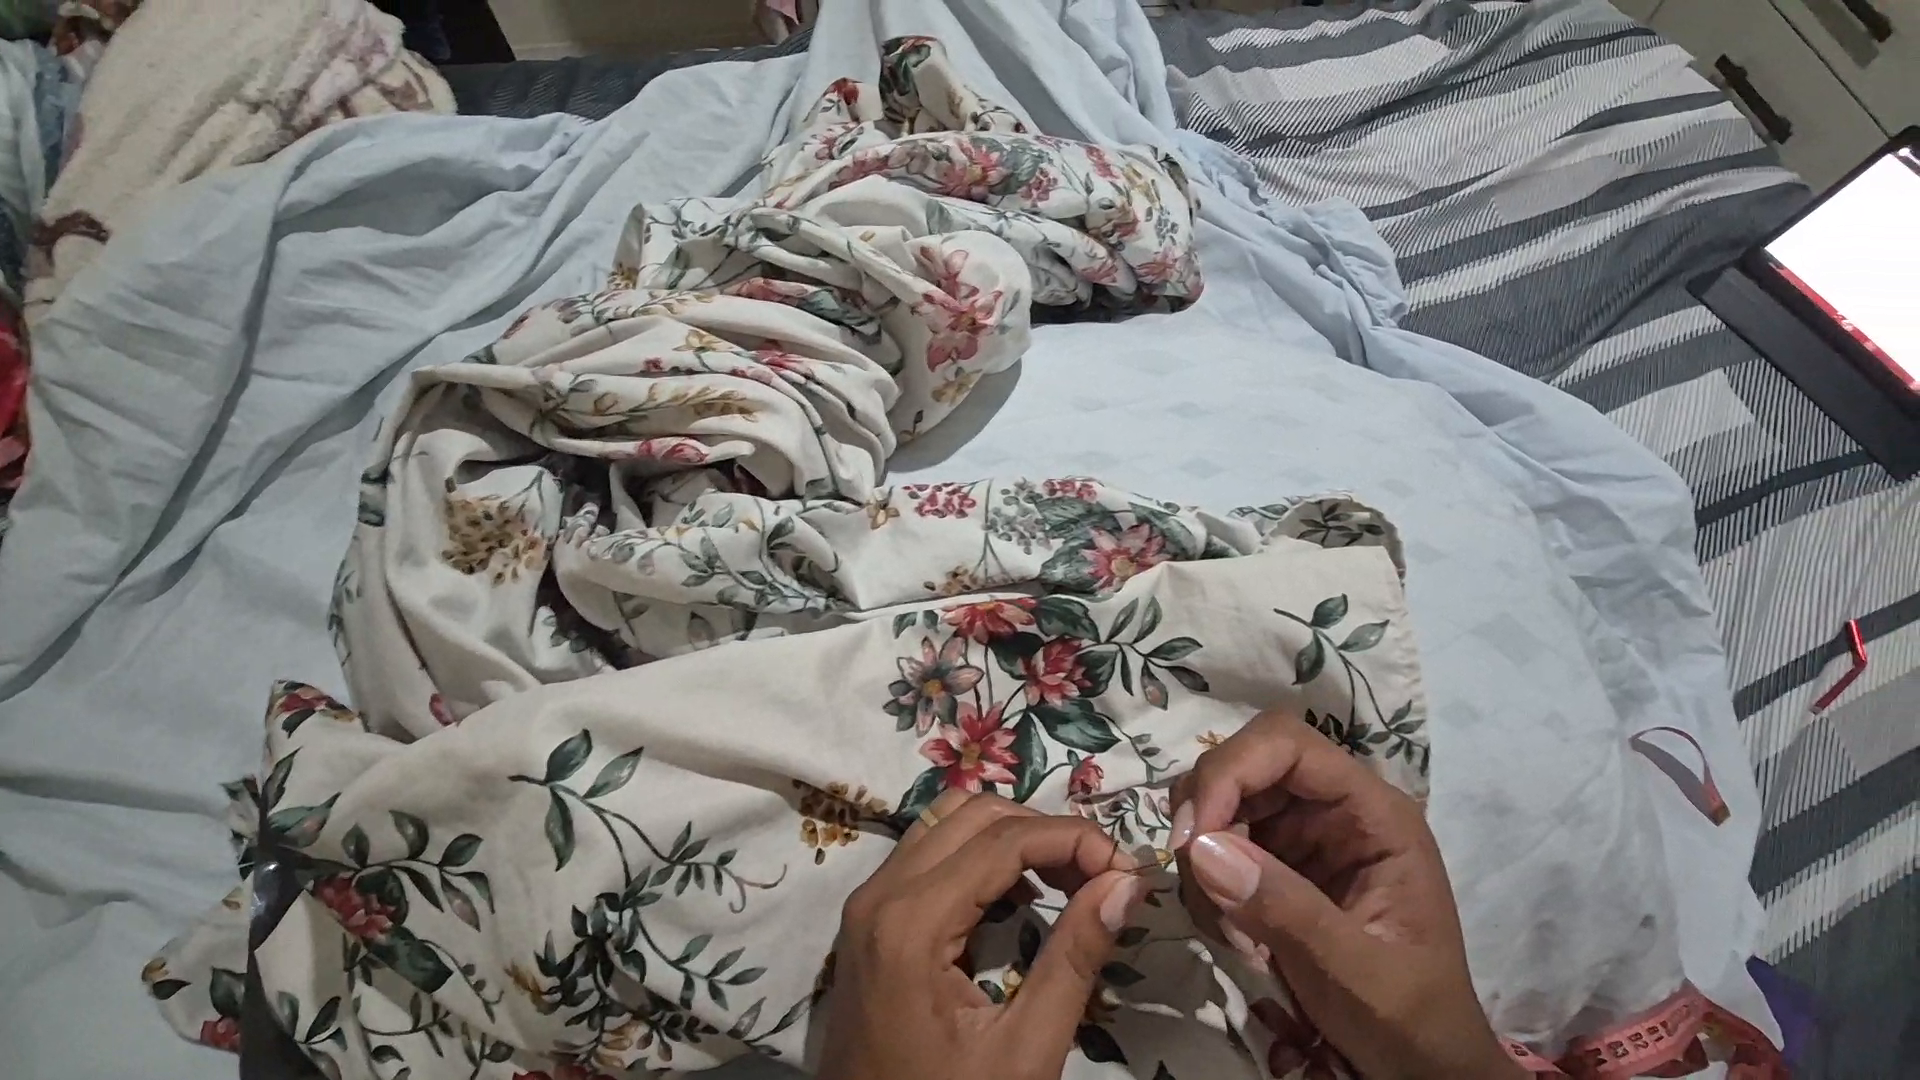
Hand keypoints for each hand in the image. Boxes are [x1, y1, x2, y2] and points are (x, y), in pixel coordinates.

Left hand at [815, 789, 1145, 1079]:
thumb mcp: (1023, 1053)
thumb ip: (1074, 960)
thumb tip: (1125, 884)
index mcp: (911, 922)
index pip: (1003, 840)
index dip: (1072, 839)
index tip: (1124, 868)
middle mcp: (881, 892)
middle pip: (973, 813)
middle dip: (1043, 830)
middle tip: (1097, 875)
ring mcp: (869, 900)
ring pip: (947, 820)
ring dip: (1010, 834)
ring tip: (1064, 878)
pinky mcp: (870, 915)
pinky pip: (929, 850)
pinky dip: (979, 853)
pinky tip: (1018, 895)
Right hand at [1169, 711, 1527, 1079]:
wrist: (1421, 1070)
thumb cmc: (1411, 1023)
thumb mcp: (1359, 977)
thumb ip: (1286, 911)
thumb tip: (1200, 849)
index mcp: (1373, 813)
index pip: (1286, 743)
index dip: (1231, 770)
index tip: (1194, 836)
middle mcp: (1331, 806)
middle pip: (1241, 763)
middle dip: (1205, 814)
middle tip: (1194, 882)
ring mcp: (1299, 830)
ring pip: (1217, 799)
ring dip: (1199, 855)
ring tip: (1224, 928)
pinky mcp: (1271, 858)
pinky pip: (1212, 841)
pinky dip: (1201, 880)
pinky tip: (1227, 932)